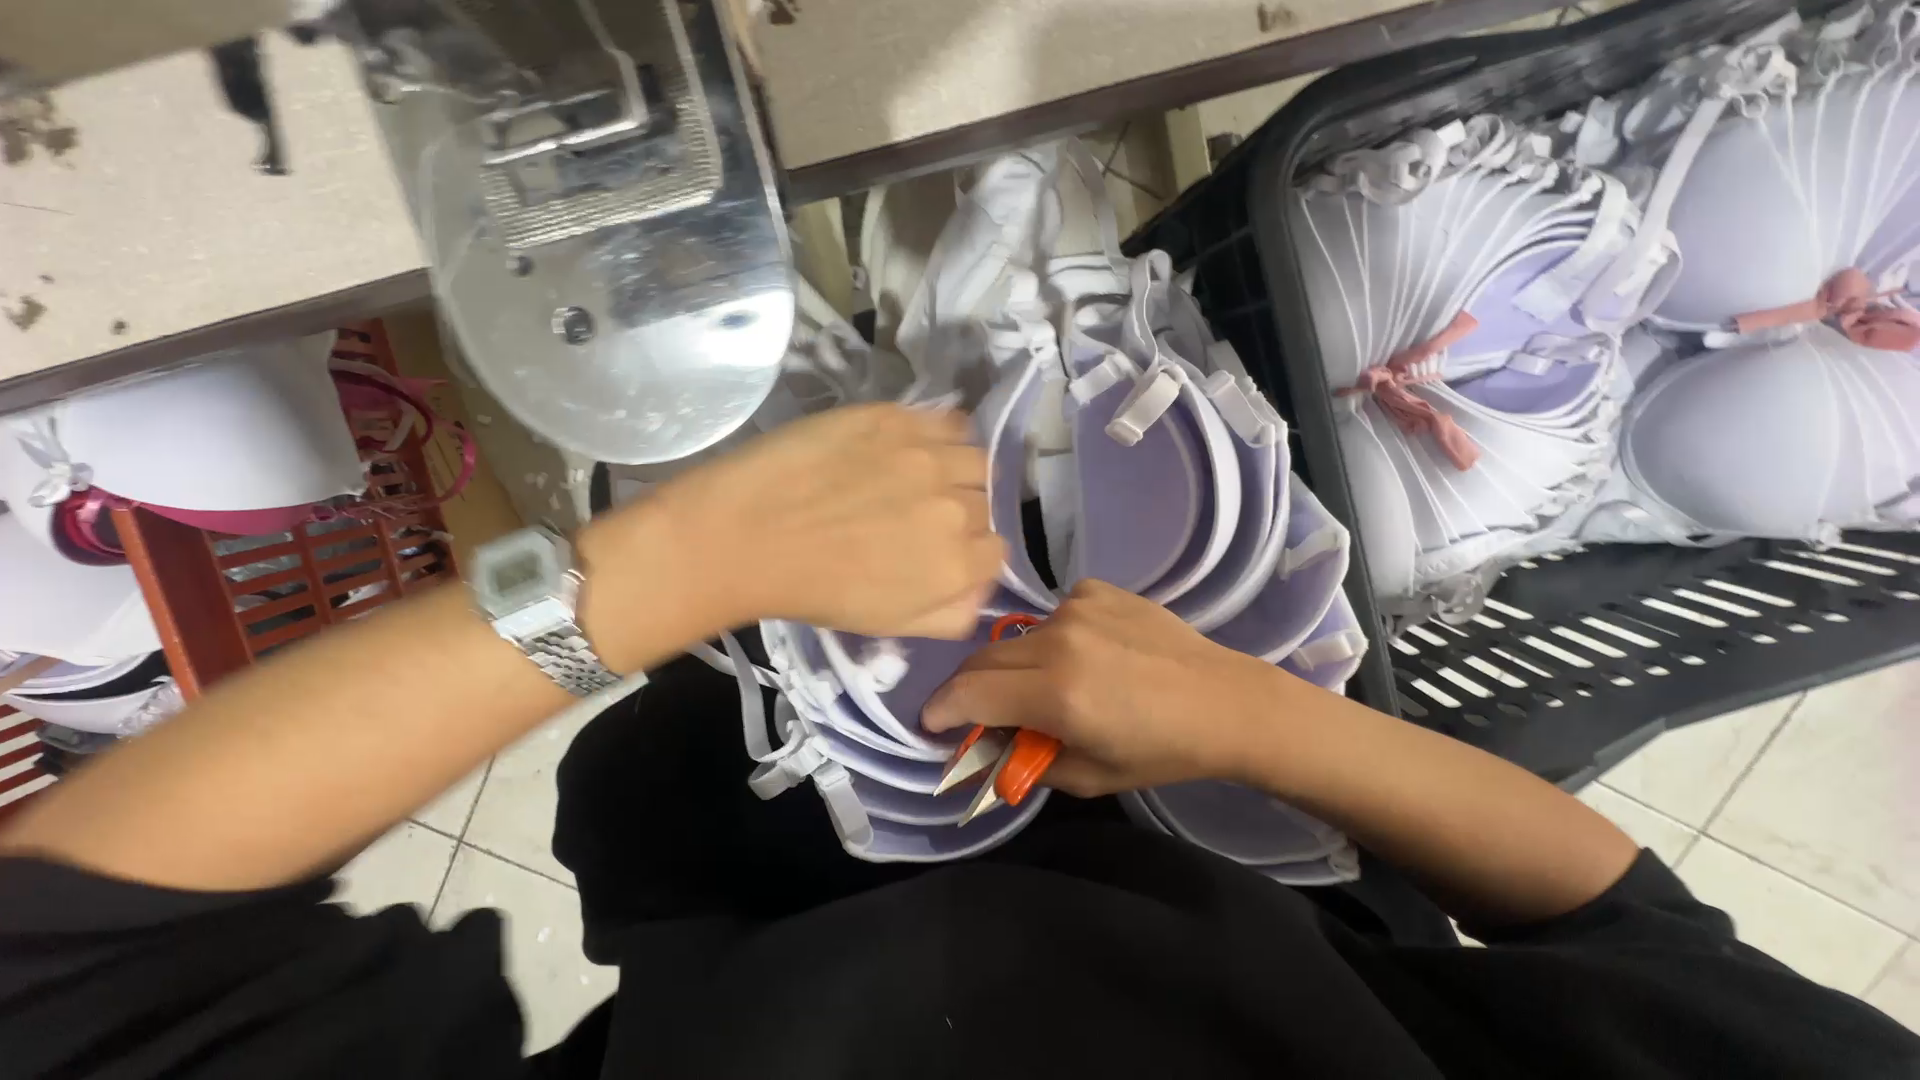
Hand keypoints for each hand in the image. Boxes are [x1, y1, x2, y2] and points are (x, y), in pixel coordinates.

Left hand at [583, 404, 1003, 649]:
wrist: (748, 534)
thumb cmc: (815, 590)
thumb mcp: (891, 627)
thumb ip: (952, 614)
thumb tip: (982, 591)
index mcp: (957, 565)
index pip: (996, 551)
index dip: (969, 551)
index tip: (938, 549)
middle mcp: (958, 507)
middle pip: (986, 503)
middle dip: (962, 512)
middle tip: (918, 515)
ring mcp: (928, 456)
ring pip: (974, 458)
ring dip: (957, 470)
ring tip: (918, 476)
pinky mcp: (896, 418)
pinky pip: (947, 420)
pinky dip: (940, 433)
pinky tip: (910, 445)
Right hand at [921, 580, 1301, 794]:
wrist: (1225, 702)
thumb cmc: (1161, 751)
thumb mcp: (1088, 776)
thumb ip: (1027, 760)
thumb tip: (989, 746)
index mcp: (1057, 693)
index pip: (969, 692)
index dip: (941, 709)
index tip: (934, 723)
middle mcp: (1059, 640)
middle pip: (983, 660)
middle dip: (970, 688)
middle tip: (981, 712)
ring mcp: (1078, 607)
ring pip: (1018, 638)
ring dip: (1017, 664)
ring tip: (1049, 686)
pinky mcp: (1097, 590)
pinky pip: (1053, 615)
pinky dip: (1055, 638)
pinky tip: (1088, 654)